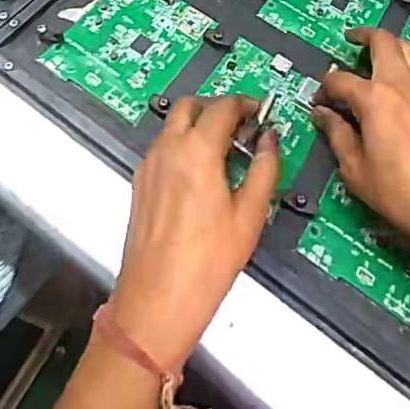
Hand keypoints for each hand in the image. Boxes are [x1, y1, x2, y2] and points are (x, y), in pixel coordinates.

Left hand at [109, 96, 278, 369]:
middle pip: (192, 104)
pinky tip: (201, 172)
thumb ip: (264, 168)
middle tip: (241, 124)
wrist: (154, 305)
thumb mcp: (249, 215)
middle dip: (218, 106)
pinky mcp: (139, 183)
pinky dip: (183, 142)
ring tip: (224, 149)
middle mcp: (168, 148)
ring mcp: (149, 165)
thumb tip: (270, 139)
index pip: (223, 106)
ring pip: (174, 123)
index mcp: (197, 149)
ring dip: (199, 123)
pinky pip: (163, 146)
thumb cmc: (207, 262)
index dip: (246, 104)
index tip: (261, 113)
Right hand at [313, 28, 409, 260]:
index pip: (341, 79)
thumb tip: (323, 115)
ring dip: (390, 44)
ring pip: (408, 47)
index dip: (325, 87)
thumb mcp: (356, 169)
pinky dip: (409, 61)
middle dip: (363, 35)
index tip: (320, 101)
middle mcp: (401, 83)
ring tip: (378, 52)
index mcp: (375, 98)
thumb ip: (337, 135)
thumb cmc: (400, 191)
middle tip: (351, 39)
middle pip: (382, 41)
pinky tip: (402, 78)